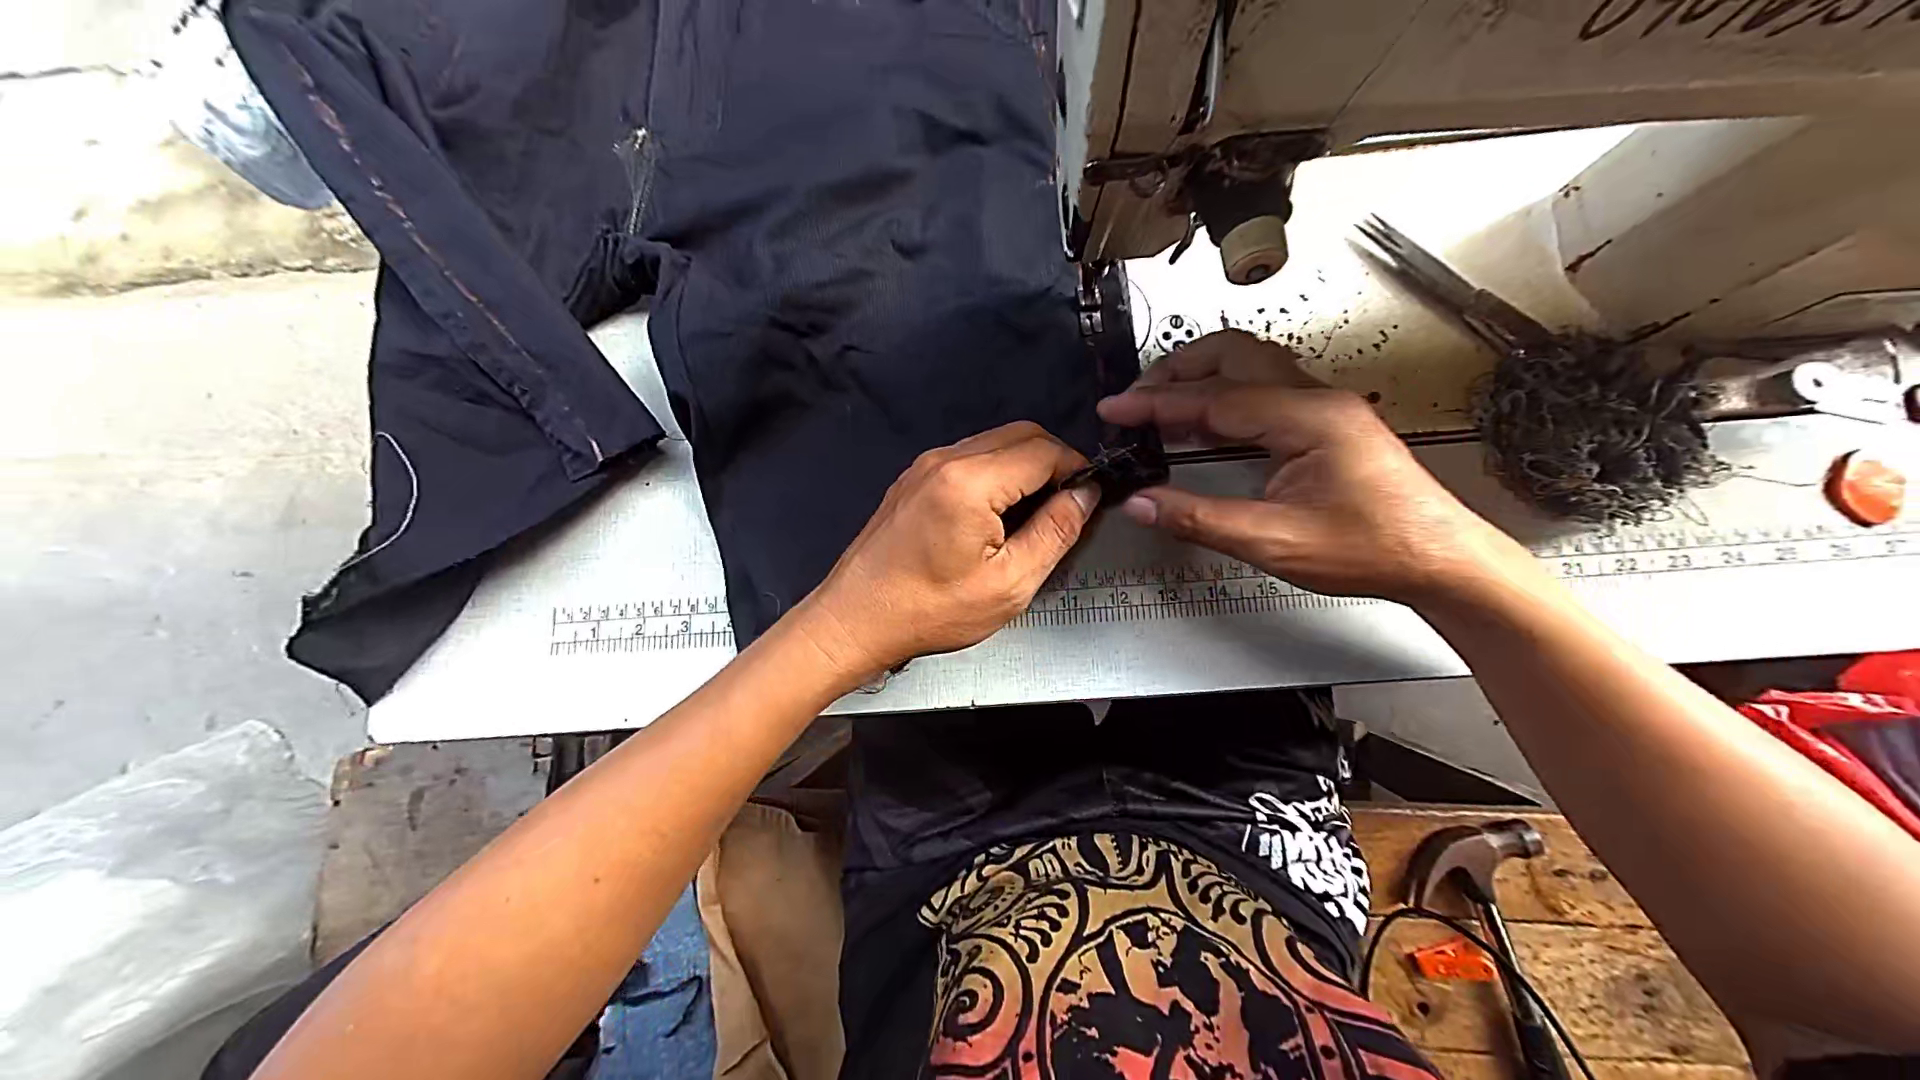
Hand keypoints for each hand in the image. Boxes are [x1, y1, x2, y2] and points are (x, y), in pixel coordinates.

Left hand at [793, 421, 1098, 680]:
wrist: (857, 619)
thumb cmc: (929, 610)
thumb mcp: (1009, 583)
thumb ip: (1055, 531)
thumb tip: (1084, 495)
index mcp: (969, 482)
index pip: (1044, 450)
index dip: (1077, 468)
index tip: (1089, 495)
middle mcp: (944, 460)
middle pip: (1020, 433)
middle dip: (1054, 460)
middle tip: (1067, 503)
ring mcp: (924, 466)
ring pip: (994, 442)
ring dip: (1024, 466)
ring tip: (1035, 512)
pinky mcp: (914, 478)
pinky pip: (969, 457)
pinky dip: (996, 472)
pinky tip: (998, 512)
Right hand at [1095, 330, 1525, 604]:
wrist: (1438, 560)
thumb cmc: (1377, 547)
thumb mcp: (1274, 542)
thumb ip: (1199, 518)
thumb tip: (1144, 504)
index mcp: (1307, 418)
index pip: (1213, 397)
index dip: (1155, 403)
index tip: (1117, 408)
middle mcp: (1316, 399)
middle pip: (1230, 354)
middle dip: (1174, 371)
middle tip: (1134, 399)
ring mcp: (1321, 407)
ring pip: (1245, 366)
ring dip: (1196, 380)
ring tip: (1154, 407)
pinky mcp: (1321, 423)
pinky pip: (1258, 391)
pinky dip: (1217, 399)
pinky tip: (1196, 424)